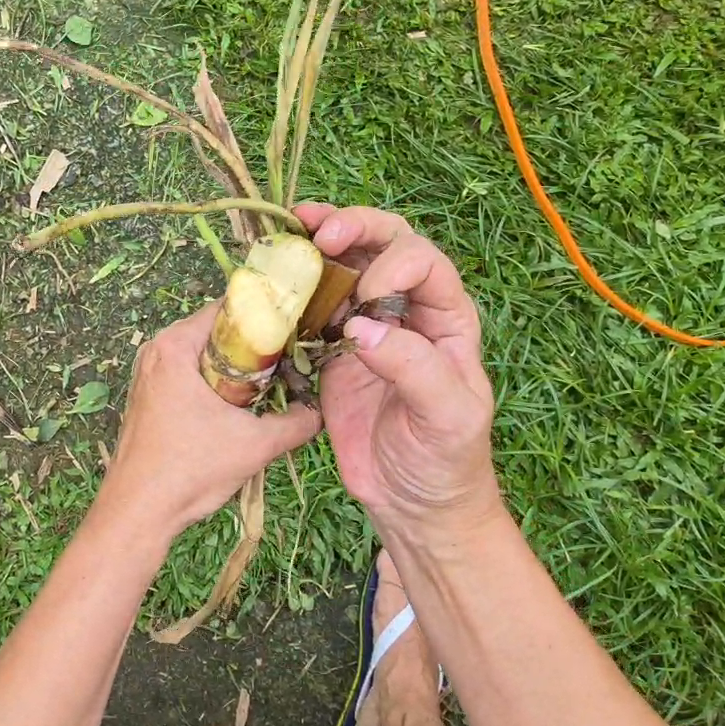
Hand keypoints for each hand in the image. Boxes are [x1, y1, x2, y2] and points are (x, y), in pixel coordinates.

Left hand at [97, 302, 321, 537]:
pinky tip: (234, 408)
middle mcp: (155, 351)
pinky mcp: (146, 396)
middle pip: (214, 332)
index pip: (226, 310)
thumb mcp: (254, 444)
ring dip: (231, 369)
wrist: (138, 509)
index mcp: (174, 346)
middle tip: (285, 365)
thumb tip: (319, 413)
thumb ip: (296, 423)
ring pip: (200, 356)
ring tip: (265, 389)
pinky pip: (185, 374)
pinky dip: (210, 383)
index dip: (263, 319)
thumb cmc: (191, 469)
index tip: (294, 334)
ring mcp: (146, 373)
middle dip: (250, 347)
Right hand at [295, 203, 498, 537]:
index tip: (367, 297)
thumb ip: (414, 367)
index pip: (427, 264)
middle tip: (323, 233)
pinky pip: (313, 301)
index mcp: (448, 321)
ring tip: (295, 224)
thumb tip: (359, 325)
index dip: (395, 266)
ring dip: (323, 237)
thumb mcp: (447, 418)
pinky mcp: (329, 346)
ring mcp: (366, 325)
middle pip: (389, 243)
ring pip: (349, 262)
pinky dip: (295, 278)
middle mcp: (407, 311)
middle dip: (358, 226)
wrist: (409, 501)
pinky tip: (277, 264)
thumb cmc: (443, 461)